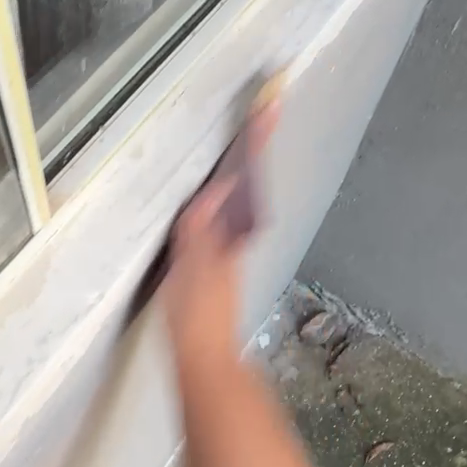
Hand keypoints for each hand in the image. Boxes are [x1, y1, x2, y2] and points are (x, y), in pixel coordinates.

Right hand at [162, 98, 277, 362]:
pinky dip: (230, 189)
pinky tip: (219, 190)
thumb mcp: (195, 272)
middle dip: (255, 144)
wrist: (207, 361)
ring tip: (247, 133)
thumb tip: (219, 188)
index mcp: (231, 234)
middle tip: (263, 108)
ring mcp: (229, 248)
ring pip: (239, 196)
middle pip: (247, 180)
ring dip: (245, 164)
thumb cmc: (198, 317)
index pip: (244, 177)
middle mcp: (235, 236)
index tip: (271, 105)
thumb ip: (202, 231)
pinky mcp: (220, 260)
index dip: (257, 142)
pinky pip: (228, 212)